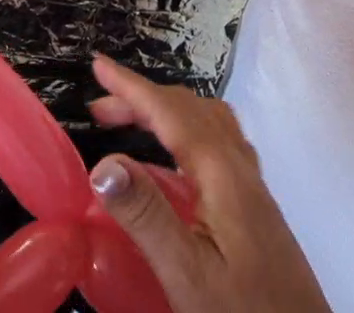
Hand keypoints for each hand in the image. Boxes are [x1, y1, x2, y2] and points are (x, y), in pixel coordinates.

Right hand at [87, 56, 332, 312]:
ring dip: (166, 110)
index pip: (172, 112)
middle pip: (189, 110)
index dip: (132, 87)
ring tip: (130, 123)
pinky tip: (174, 160)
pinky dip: (186, 129)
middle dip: (142, 98)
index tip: (98, 65)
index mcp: (222, 173)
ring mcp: (252, 184)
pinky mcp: (254, 204)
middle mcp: (240, 167)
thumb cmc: (243, 312)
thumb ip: (146, 216)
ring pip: (208, 121)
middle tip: (98, 110)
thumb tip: (104, 163)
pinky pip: (218, 141)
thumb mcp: (187, 272)